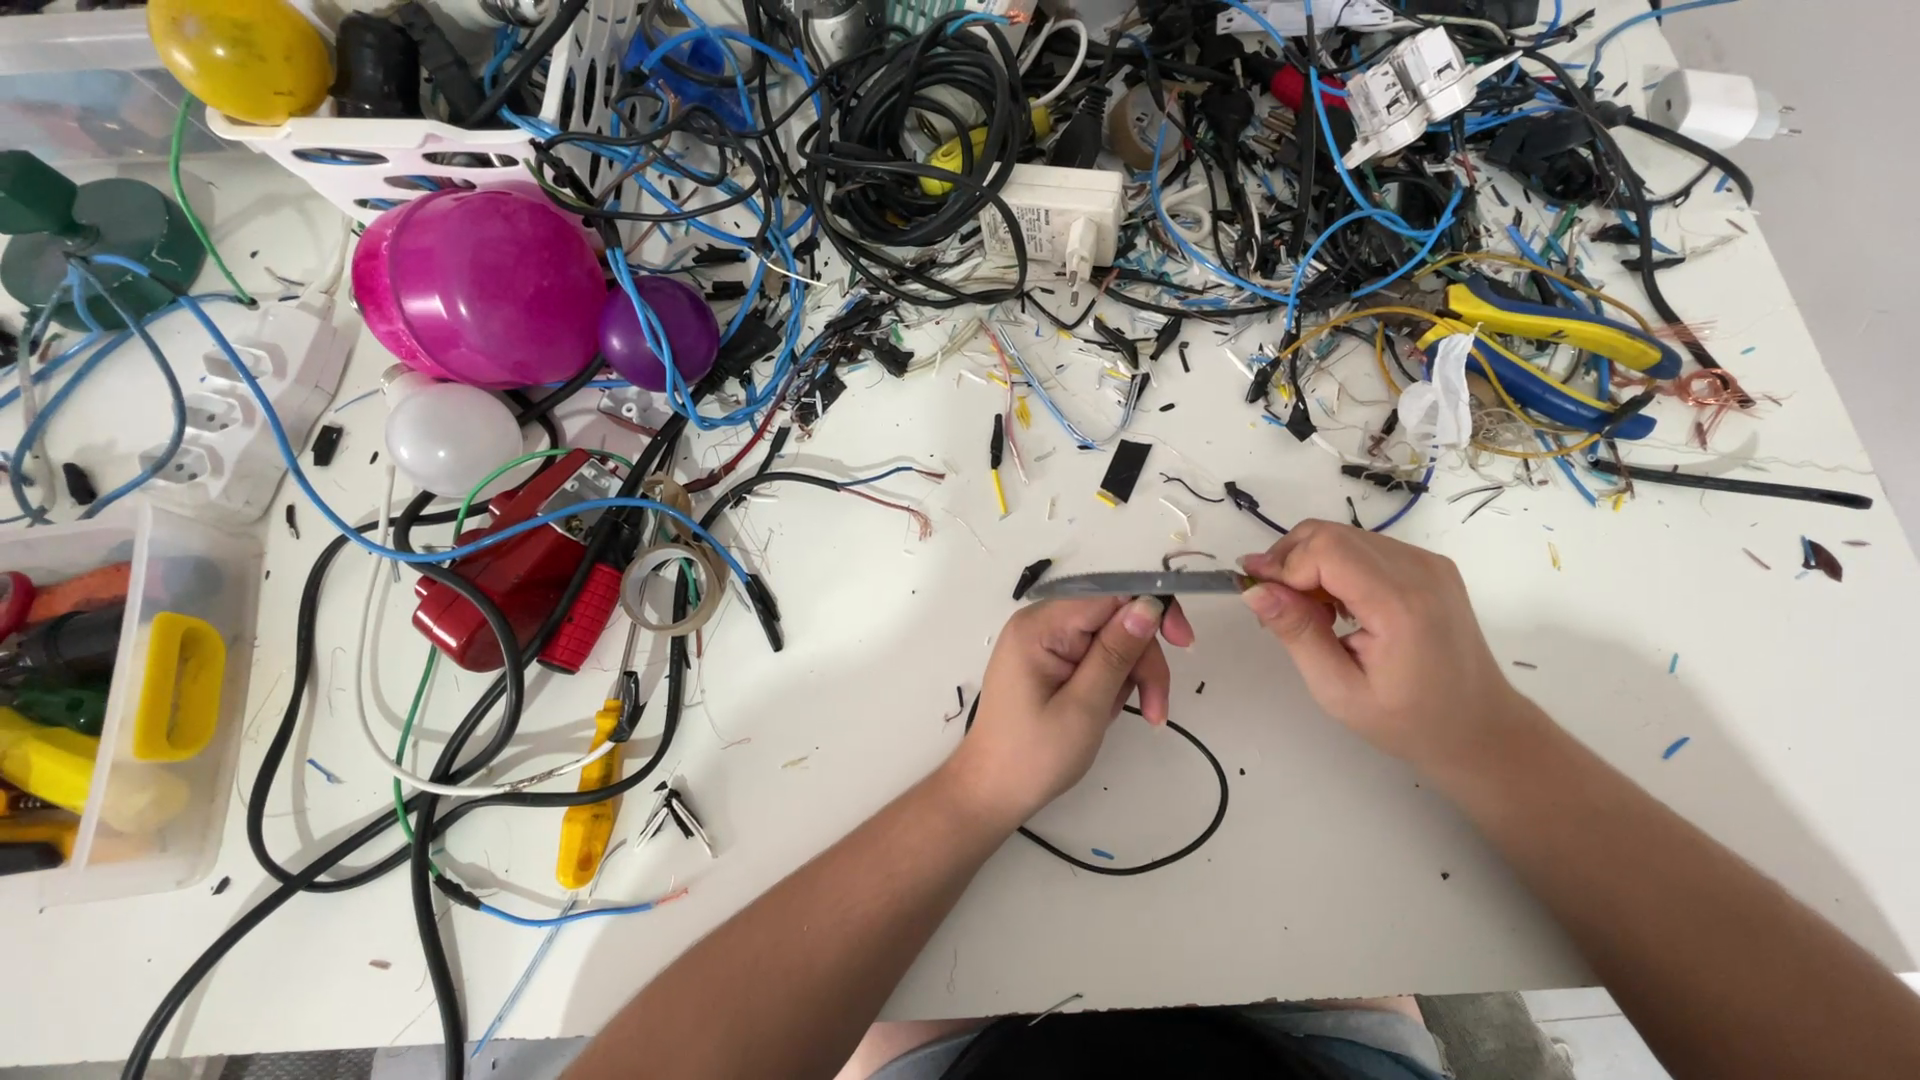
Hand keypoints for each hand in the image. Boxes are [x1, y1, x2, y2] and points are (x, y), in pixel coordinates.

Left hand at [943, 596, 1195, 829]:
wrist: (993, 792)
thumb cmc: (1034, 756)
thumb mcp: (1084, 706)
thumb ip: (1116, 653)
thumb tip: (1148, 603)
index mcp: (1039, 627)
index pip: (1109, 596)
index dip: (1151, 612)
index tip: (1184, 643)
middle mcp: (1040, 625)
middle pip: (1114, 620)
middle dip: (1142, 662)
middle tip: (1155, 710)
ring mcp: (1044, 644)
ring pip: (1111, 642)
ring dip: (1132, 678)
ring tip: (1132, 719)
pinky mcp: (1050, 663)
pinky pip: (1095, 658)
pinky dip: (1112, 684)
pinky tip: (1107, 713)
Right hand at [1238, 520, 1538, 772]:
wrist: (1480, 728)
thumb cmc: (1407, 722)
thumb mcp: (1338, 690)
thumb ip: (1297, 633)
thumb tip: (1254, 589)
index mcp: (1400, 605)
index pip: (1325, 550)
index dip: (1282, 566)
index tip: (1258, 596)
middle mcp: (1419, 570)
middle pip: (1330, 533)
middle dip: (1289, 560)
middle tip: (1276, 605)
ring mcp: (1428, 563)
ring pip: (1343, 536)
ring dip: (1310, 564)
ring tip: (1309, 612)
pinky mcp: (1429, 565)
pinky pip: (1364, 546)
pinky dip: (1335, 566)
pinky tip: (1336, 606)